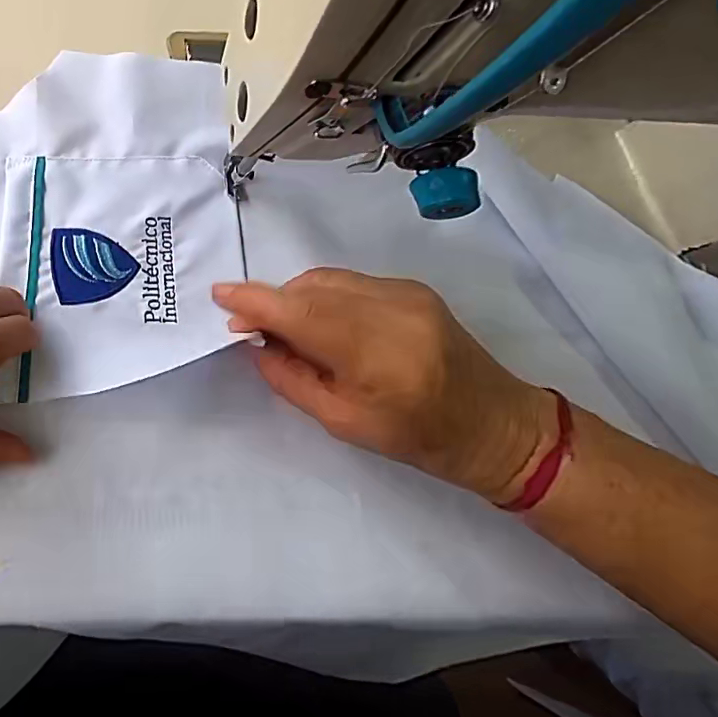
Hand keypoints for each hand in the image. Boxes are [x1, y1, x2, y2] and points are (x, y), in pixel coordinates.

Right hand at [212, 268, 556, 502]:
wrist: (497, 425)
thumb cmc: (415, 436)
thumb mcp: (338, 420)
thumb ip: (288, 376)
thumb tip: (253, 338)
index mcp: (374, 357)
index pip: (300, 315)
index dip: (255, 302)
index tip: (220, 296)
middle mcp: (392, 314)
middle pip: (307, 291)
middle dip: (271, 304)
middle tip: (252, 330)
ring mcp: (405, 295)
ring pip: (323, 280)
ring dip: (294, 299)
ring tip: (291, 330)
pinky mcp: (412, 288)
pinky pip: (346, 281)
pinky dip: (320, 296)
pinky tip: (324, 322)